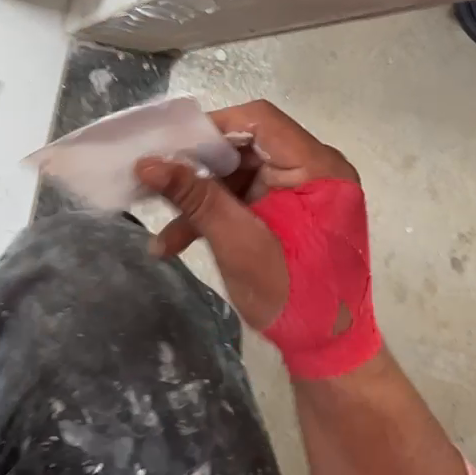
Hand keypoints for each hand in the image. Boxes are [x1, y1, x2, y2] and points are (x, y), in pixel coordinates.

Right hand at [134, 101, 379, 377]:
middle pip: (244, 146)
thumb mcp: (237, 242)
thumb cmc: (293, 295)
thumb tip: (146, 163)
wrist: (329, 353)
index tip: (168, 145)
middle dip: (197, 167)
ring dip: (199, 198)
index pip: (259, 120)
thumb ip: (194, 197)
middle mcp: (314, 169)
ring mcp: (302, 191)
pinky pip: (245, 197)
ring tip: (161, 225)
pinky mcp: (290, 211)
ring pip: (237, 173)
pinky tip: (176, 241)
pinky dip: (214, 215)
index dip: (210, 128)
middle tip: (156, 180)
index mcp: (317, 167)